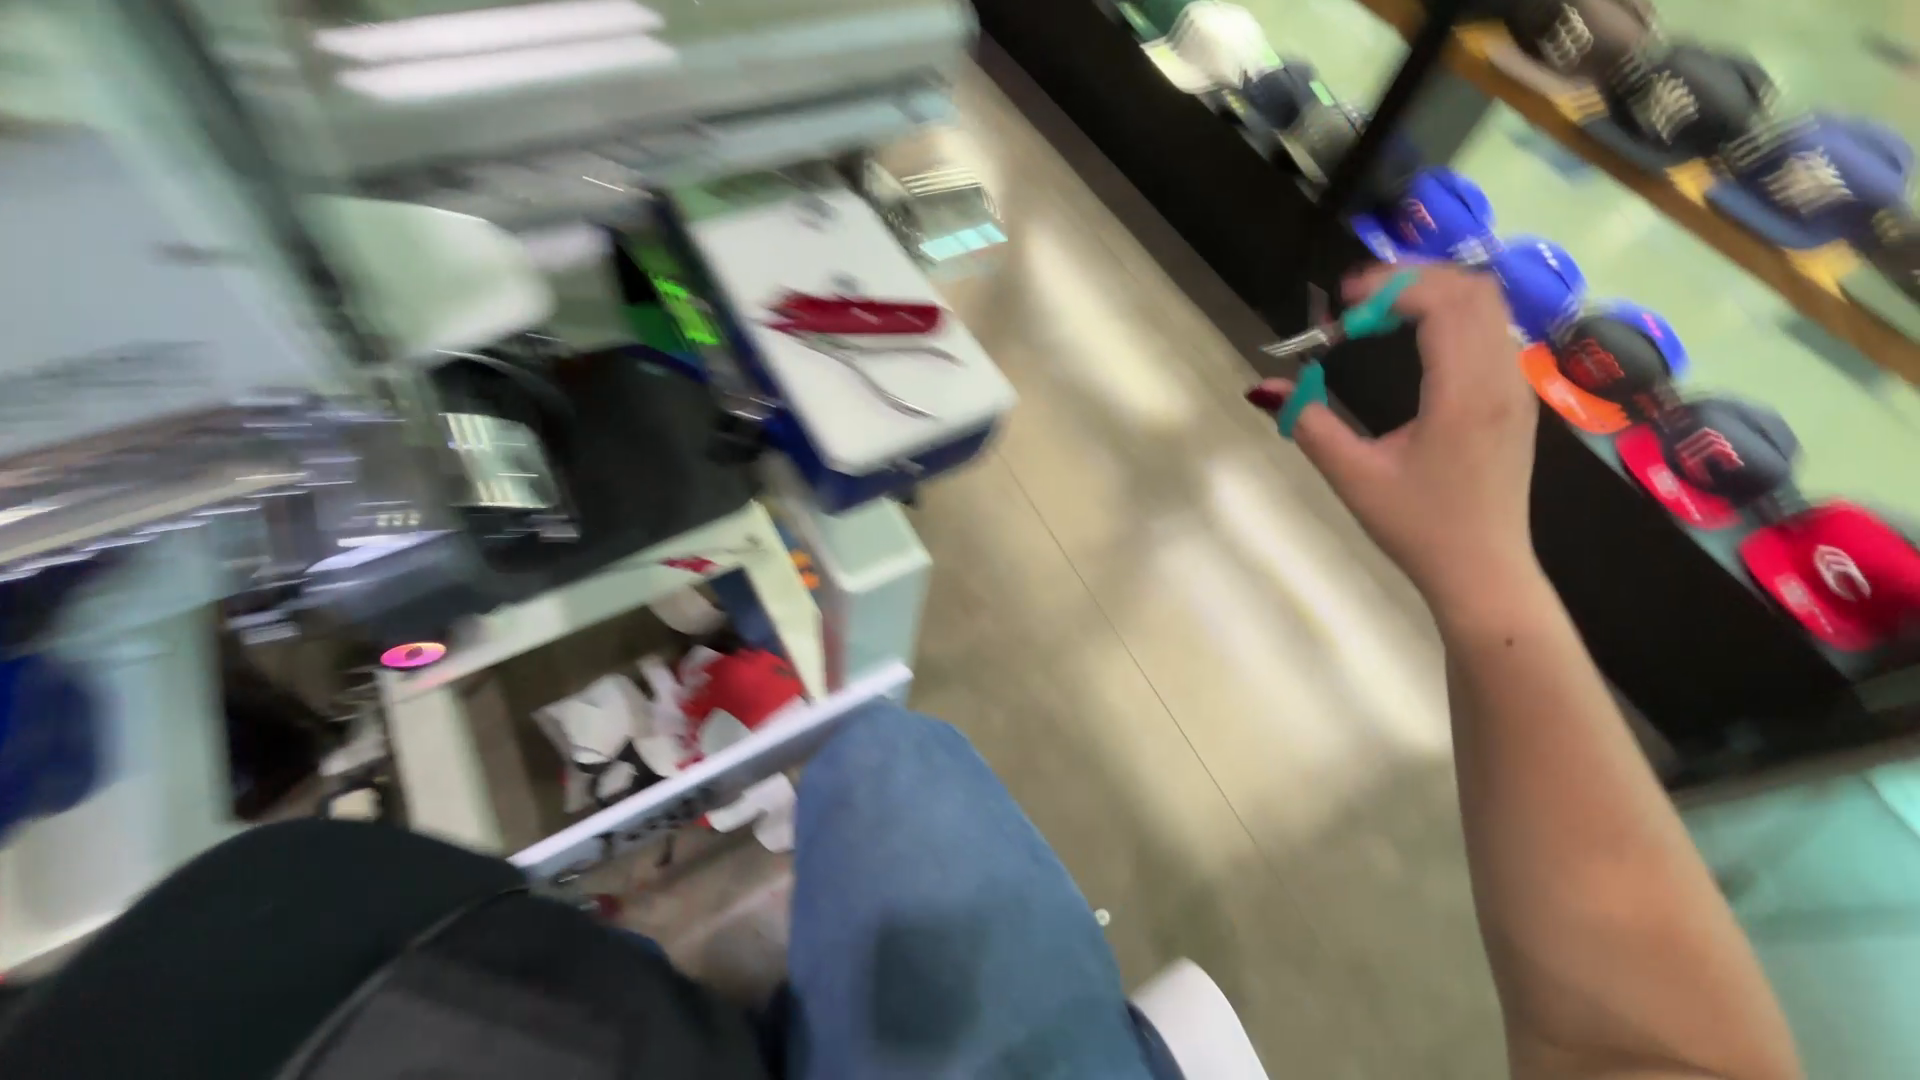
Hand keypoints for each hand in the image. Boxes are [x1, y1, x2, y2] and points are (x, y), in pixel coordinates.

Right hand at [1250, 264, 1539, 614]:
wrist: (1483, 569)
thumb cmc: (1416, 526)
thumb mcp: (1353, 477)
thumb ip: (1309, 425)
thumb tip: (1264, 388)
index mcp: (1464, 395)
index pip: (1442, 304)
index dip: (1390, 287)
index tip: (1341, 301)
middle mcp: (1501, 379)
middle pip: (1472, 290)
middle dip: (1412, 281)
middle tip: (1357, 301)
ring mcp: (1517, 387)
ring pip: (1490, 306)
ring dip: (1436, 295)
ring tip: (1380, 314)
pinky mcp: (1517, 399)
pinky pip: (1494, 331)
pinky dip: (1455, 316)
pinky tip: (1416, 339)